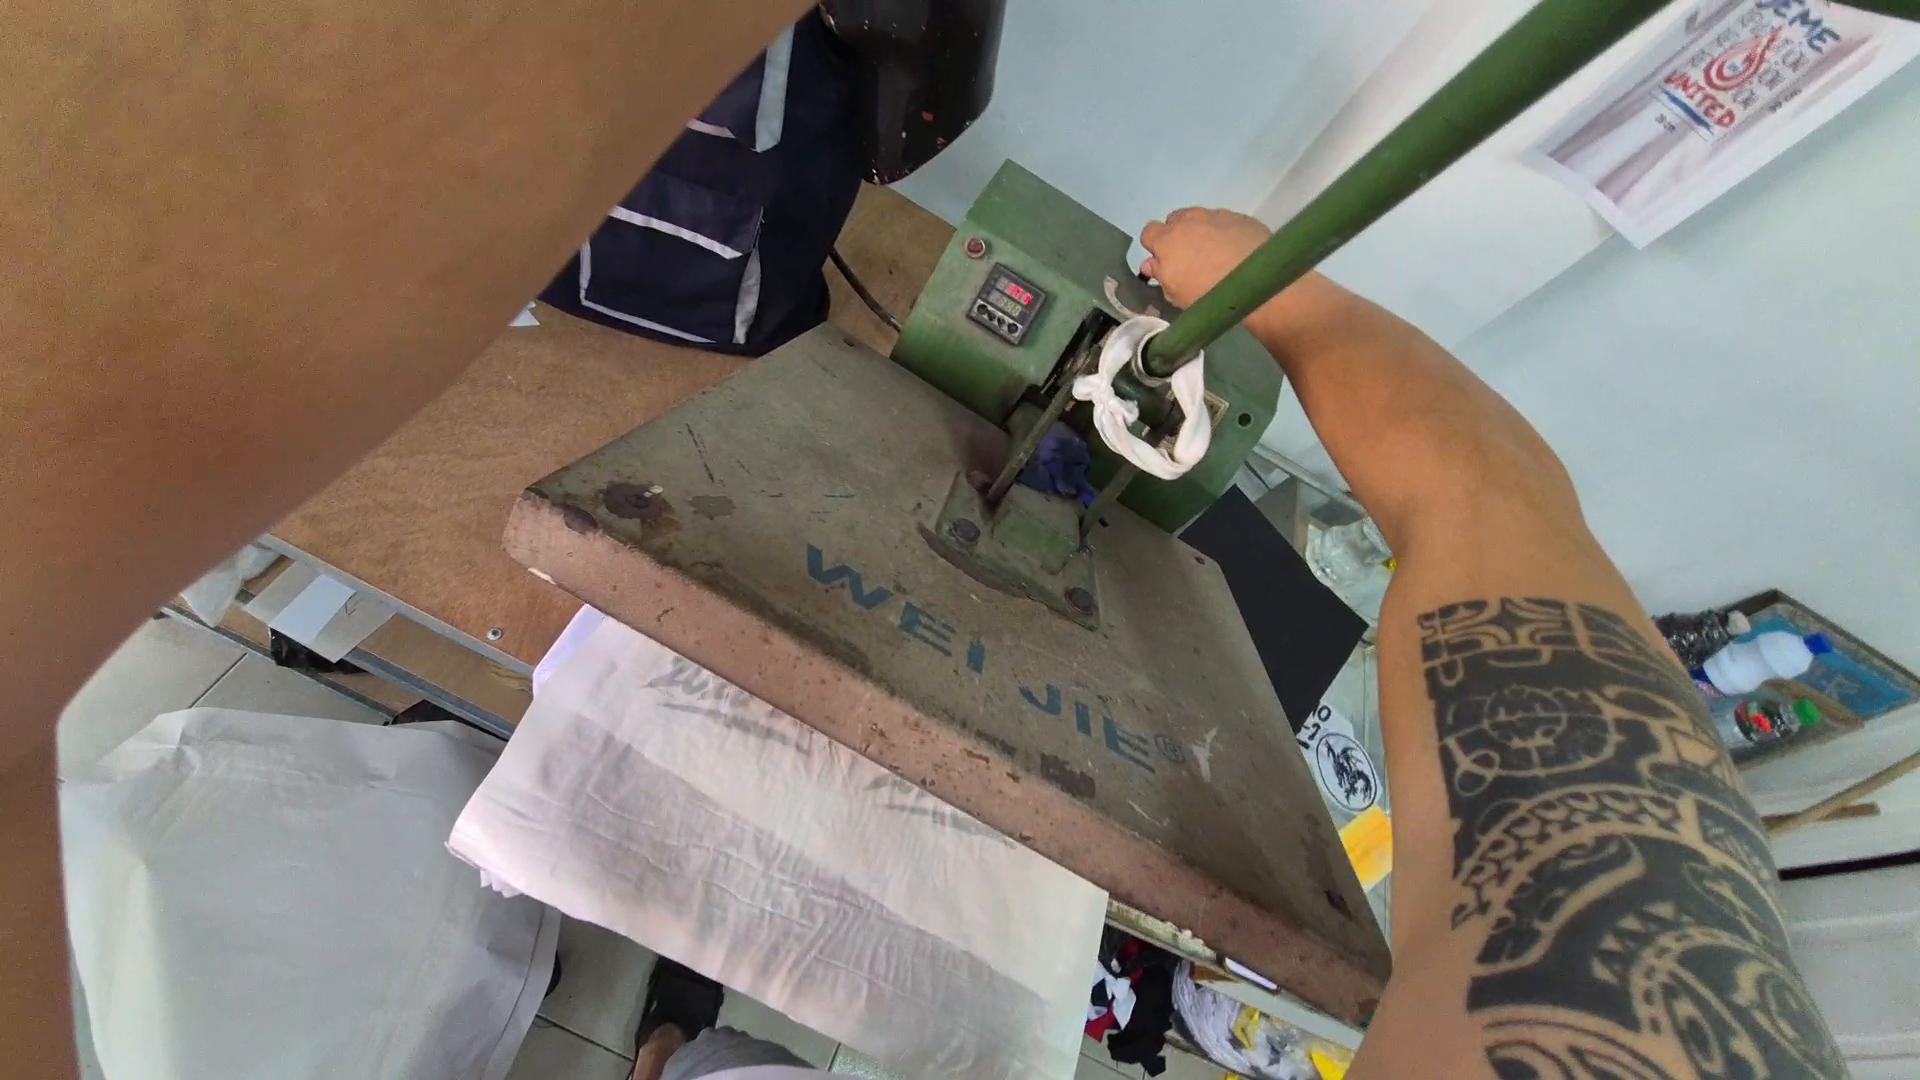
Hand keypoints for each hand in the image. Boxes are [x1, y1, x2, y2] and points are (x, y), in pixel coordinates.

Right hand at [1139, 208, 1270, 308]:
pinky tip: (1234, 250)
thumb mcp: (1175, 294)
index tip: (1163, 261)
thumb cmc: (1205, 291)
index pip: (1149, 232)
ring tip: (1213, 254)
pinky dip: (1224, 232)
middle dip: (1177, 234)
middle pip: (1175, 219)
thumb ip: (1160, 275)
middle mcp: (1190, 220)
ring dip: (1201, 231)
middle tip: (1188, 258)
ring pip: (1200, 218)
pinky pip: (1225, 221)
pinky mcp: (1241, 217)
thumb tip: (1150, 263)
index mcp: (1167, 239)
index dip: (1154, 246)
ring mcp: (1217, 215)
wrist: (1254, 278)